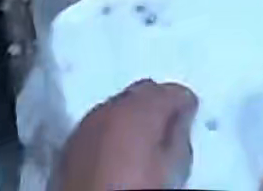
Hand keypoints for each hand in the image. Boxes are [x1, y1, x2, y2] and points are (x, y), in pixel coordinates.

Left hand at [54, 80, 197, 190]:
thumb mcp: (170, 170)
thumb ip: (180, 138)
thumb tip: (180, 120)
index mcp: (141, 107)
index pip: (173, 91)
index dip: (185, 103)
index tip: (191, 116)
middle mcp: (114, 104)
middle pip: (144, 91)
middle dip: (157, 103)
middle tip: (167, 127)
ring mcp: (89, 120)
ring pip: (119, 105)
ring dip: (132, 115)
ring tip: (140, 140)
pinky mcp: (71, 141)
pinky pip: (99, 123)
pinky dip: (111, 129)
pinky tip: (115, 150)